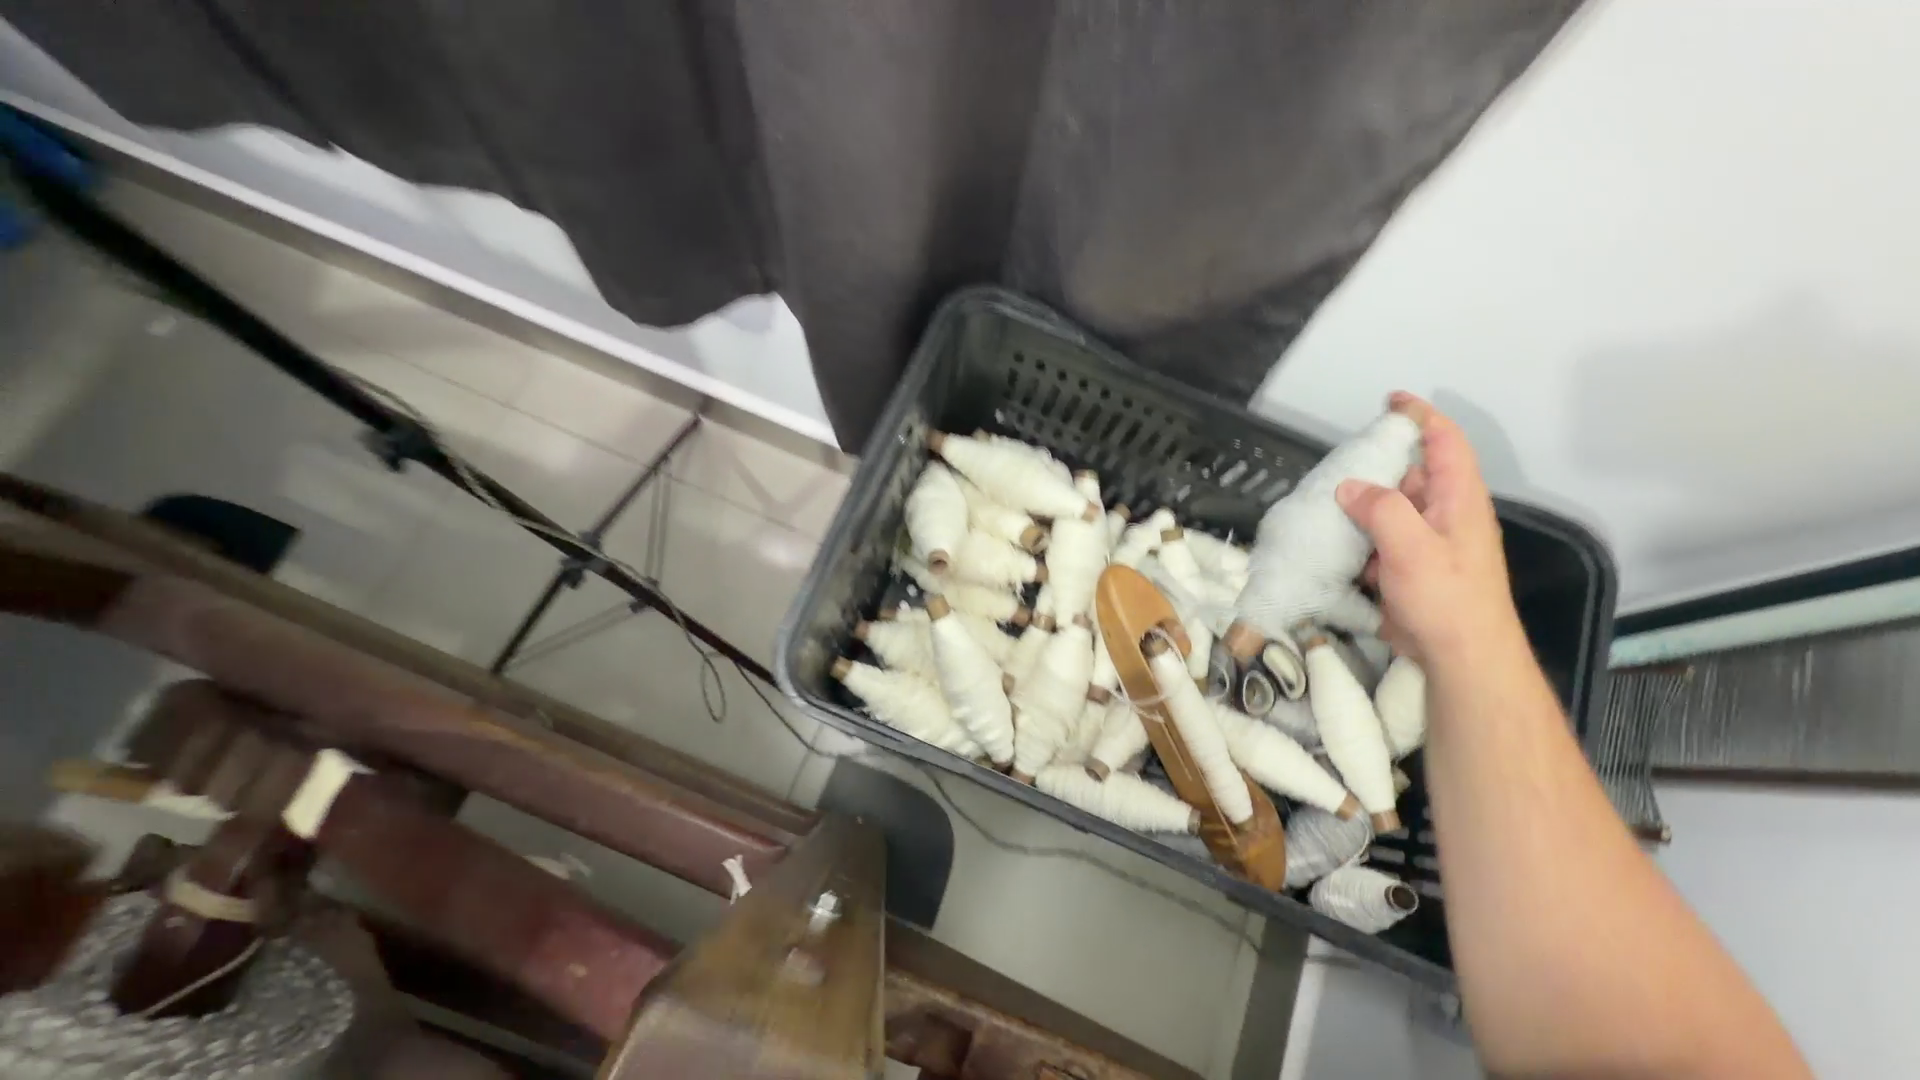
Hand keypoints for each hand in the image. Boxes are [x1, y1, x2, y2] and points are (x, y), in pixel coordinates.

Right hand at [1334, 392, 1523, 665]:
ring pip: (1392, 509)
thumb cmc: (1446, 598)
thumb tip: (1349, 487)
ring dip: (1363, 505)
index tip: (1391, 402)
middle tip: (1339, 461)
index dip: (1420, 417)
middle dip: (1378, 464)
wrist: (1462, 658)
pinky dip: (1360, 538)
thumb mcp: (1411, 547)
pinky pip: (1382, 541)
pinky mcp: (1411, 569)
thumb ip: (1380, 509)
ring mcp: (1428, 543)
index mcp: (1458, 499)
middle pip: (1412, 474)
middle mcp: (1445, 514)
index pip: (1444, 442)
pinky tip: (1336, 543)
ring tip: (1327, 500)